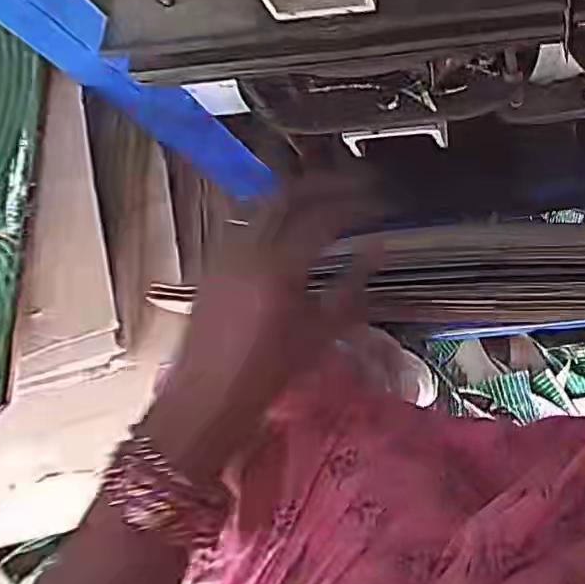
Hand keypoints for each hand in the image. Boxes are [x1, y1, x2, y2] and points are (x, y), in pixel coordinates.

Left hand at [139, 174, 375, 479]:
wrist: (205, 399)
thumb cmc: (266, 376)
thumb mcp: (320, 334)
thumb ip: (353, 284)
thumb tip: (379, 249)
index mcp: (279, 269)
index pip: (324, 217)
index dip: (356, 203)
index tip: (377, 202)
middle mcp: (247, 250)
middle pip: (289, 193)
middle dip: (325, 183)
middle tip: (353, 185)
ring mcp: (225, 252)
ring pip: (263, 202)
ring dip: (297, 193)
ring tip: (324, 197)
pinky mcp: (213, 261)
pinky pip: (246, 220)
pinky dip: (273, 213)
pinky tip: (289, 225)